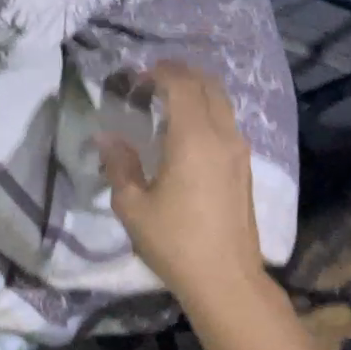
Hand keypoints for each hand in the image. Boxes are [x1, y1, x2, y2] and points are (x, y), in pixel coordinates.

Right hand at [97, 63, 264, 307]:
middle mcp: (222, 136)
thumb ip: (120, 165)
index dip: (159, 74)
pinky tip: (183, 133)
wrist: (224, 276)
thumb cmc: (172, 240)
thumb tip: (108, 138)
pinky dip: (205, 113)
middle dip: (181, 75)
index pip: (181, 86)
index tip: (135, 76)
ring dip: (195, 94)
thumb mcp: (132, 205)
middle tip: (151, 81)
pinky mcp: (243, 168)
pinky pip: (225, 124)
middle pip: (208, 87)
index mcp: (193, 139)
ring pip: (221, 104)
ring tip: (165, 103)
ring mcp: (238, 152)